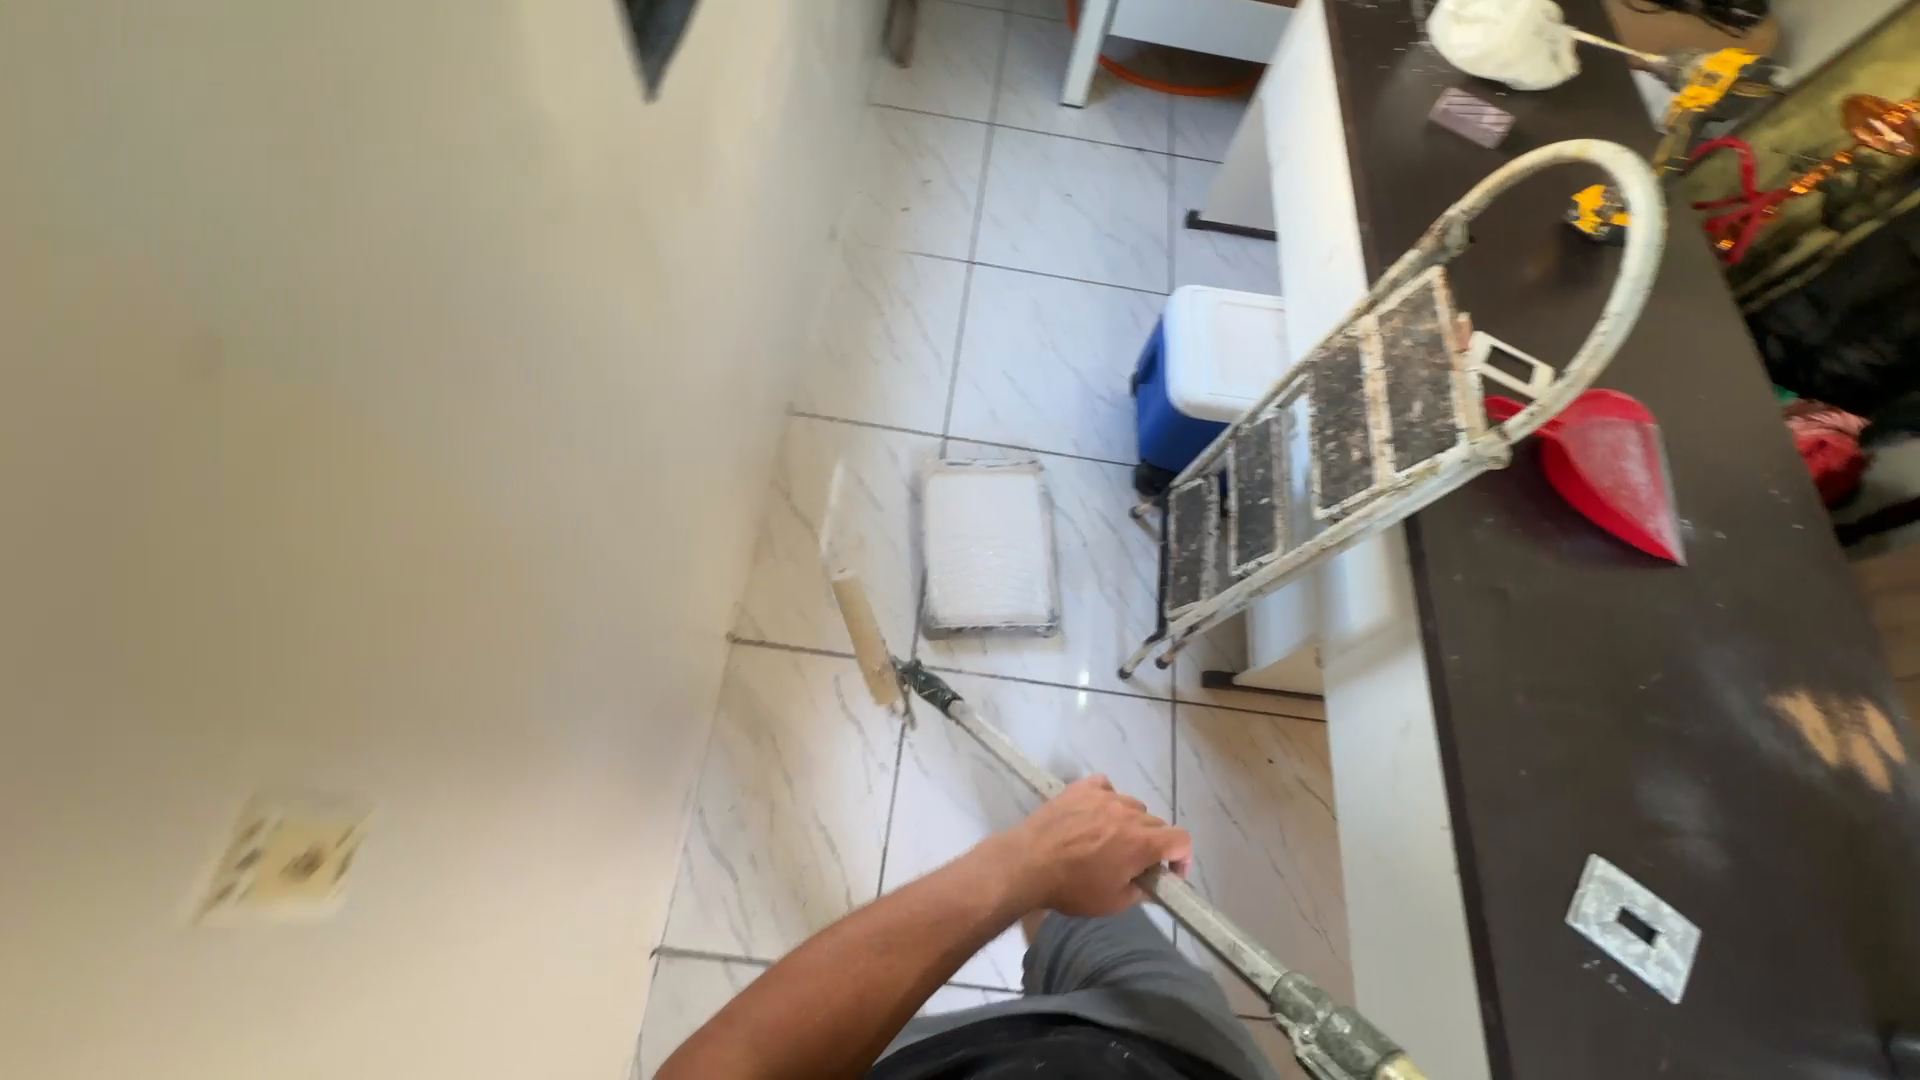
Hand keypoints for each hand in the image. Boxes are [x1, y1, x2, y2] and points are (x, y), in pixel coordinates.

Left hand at [996, 775, 1191, 916]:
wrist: (1030, 862)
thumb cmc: (1073, 887)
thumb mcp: (1114, 902)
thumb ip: (1141, 890)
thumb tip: (1149, 882)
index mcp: (1142, 841)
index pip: (1182, 839)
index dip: (1182, 857)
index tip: (1169, 872)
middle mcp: (1128, 812)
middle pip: (1156, 823)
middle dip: (1152, 843)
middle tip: (1134, 861)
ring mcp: (1104, 796)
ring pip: (1131, 805)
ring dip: (1129, 821)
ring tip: (1110, 838)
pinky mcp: (1081, 787)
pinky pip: (1105, 786)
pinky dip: (1106, 799)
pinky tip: (1095, 813)